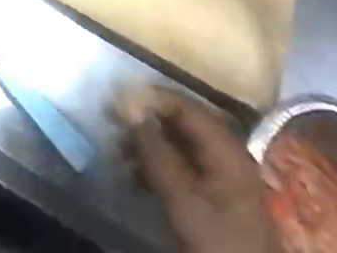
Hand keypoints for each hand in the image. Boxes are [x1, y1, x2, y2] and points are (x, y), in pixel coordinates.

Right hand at [129, 90, 280, 252]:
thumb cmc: (217, 242)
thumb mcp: (181, 197)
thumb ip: (155, 150)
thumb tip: (128, 106)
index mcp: (225, 150)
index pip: (184, 107)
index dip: (150, 98)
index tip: (116, 99)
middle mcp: (225, 155)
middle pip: (180, 123)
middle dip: (144, 121)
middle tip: (111, 123)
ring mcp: (221, 177)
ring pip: (177, 145)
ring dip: (145, 144)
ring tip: (117, 151)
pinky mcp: (212, 197)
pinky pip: (179, 166)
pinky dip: (155, 164)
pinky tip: (134, 174)